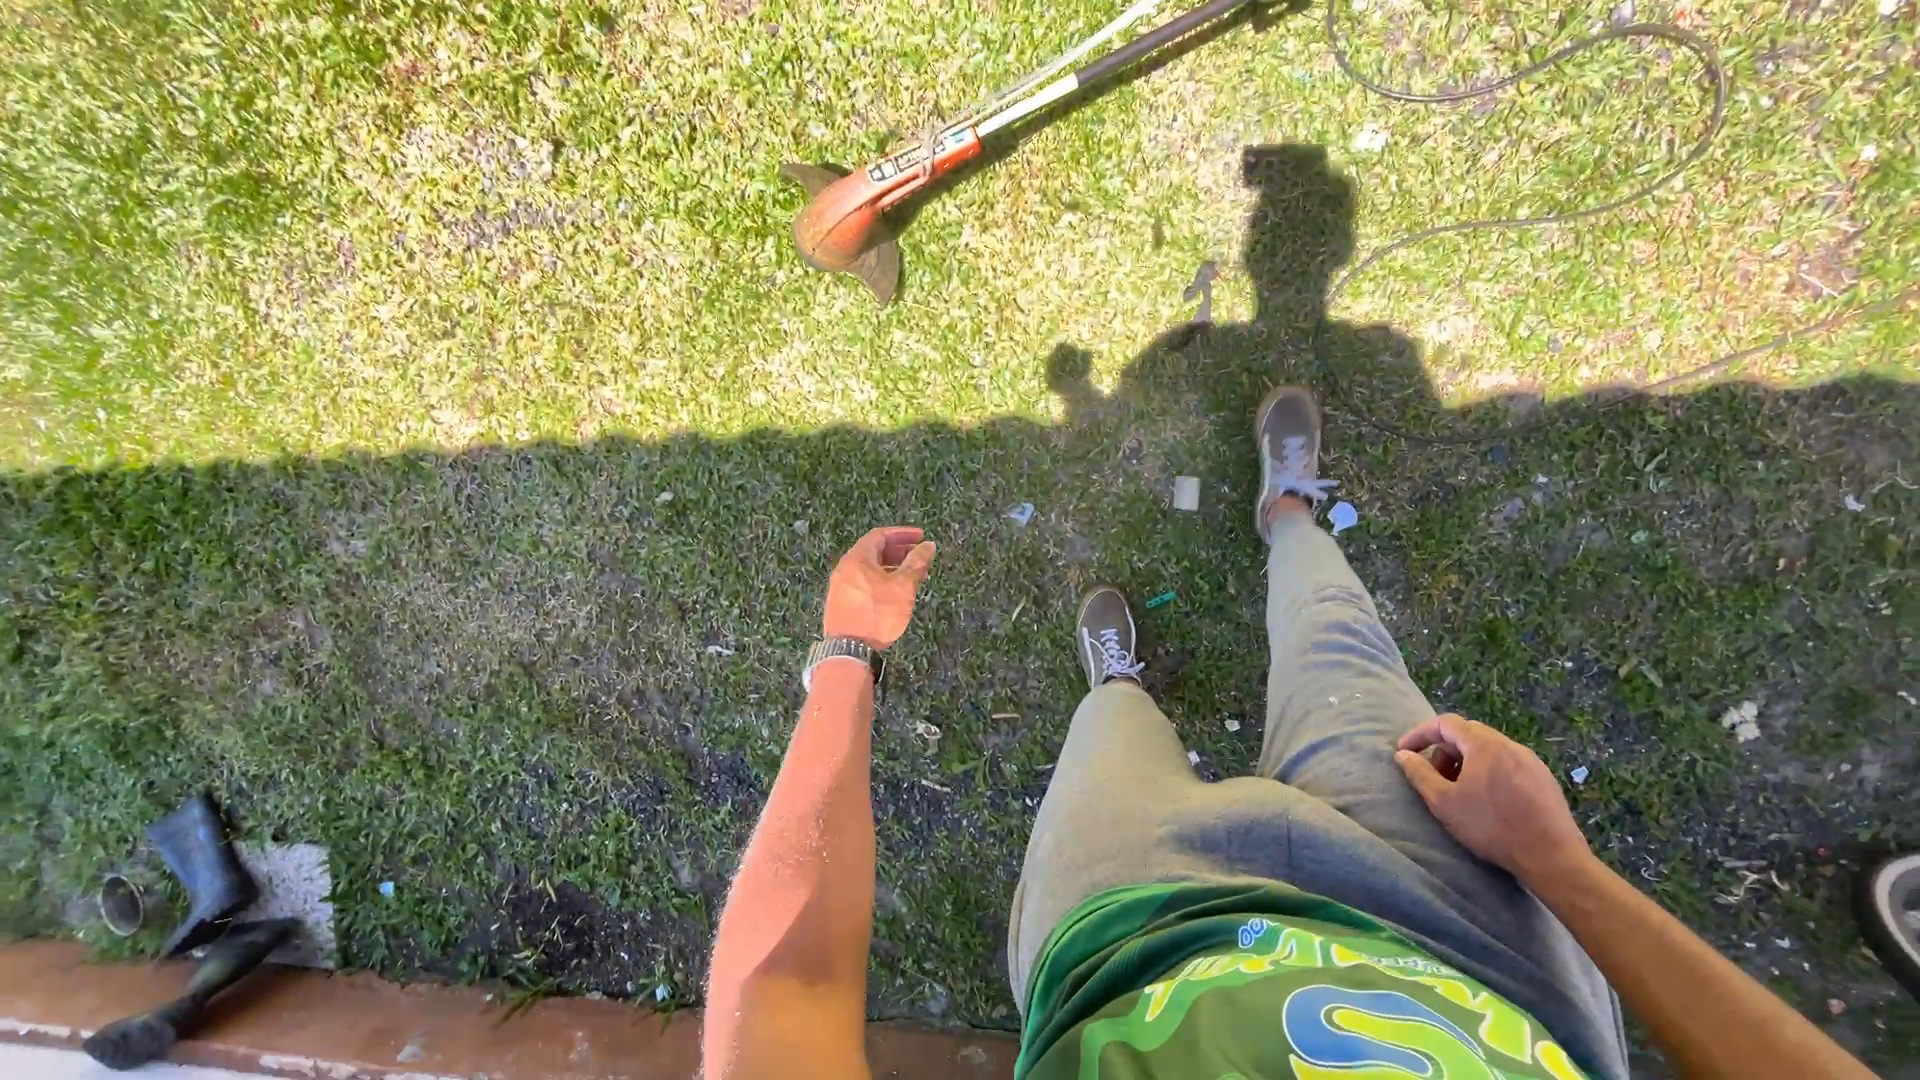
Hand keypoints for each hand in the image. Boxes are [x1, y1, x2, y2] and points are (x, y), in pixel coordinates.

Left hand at [822, 526, 936, 648]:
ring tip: (912, 577)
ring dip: (892, 568)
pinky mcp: (842, 603)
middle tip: (919, 556)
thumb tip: (928, 546)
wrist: (849, 650)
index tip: (921, 537)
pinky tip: (895, 593)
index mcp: (857, 558)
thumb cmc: (876, 614)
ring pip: (870, 569)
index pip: (880, 535)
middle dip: (899, 551)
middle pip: (874, 551)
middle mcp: (845, 568)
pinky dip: (882, 581)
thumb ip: (916, 563)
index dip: (902, 534)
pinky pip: (864, 583)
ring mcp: (841, 586)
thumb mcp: (903, 586)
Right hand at [1394, 714, 1591, 881]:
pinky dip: (1488, 771)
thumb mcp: (1443, 801)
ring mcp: (1532, 762)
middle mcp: (1511, 746)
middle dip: (1444, 749)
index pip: (1445, 723)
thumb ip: (1419, 773)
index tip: (1404, 752)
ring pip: (1489, 749)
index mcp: (1485, 745)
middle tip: (1434, 775)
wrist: (1553, 858)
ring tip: (1459, 789)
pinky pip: (1508, 763)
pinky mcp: (1545, 780)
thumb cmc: (1492, 826)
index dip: (1420, 734)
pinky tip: (1488, 799)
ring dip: (1466, 761)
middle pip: (1468, 733)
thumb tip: (1403, 754)